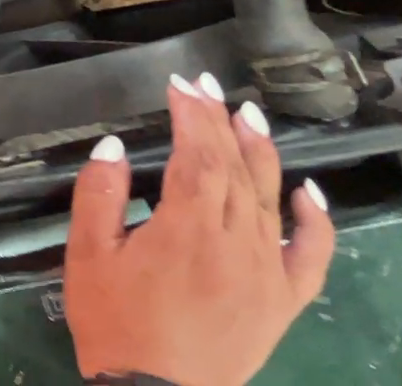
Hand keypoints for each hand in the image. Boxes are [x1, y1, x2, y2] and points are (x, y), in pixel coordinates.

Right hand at [64, 73, 335, 385]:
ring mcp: (268, 273)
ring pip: (272, 200)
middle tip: (206, 85)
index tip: (179, 85)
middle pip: (236, 171)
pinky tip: (307, 190)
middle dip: (219, 122)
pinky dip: (315, 219)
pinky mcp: (283, 299)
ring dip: (261, 153)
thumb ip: (99, 194)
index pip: (198, 157)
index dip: (190, 116)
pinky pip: (311, 254)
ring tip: (250, 115)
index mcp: (187, 229)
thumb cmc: (112, 315)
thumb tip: (114, 146)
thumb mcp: (86, 251)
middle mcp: (238, 244)